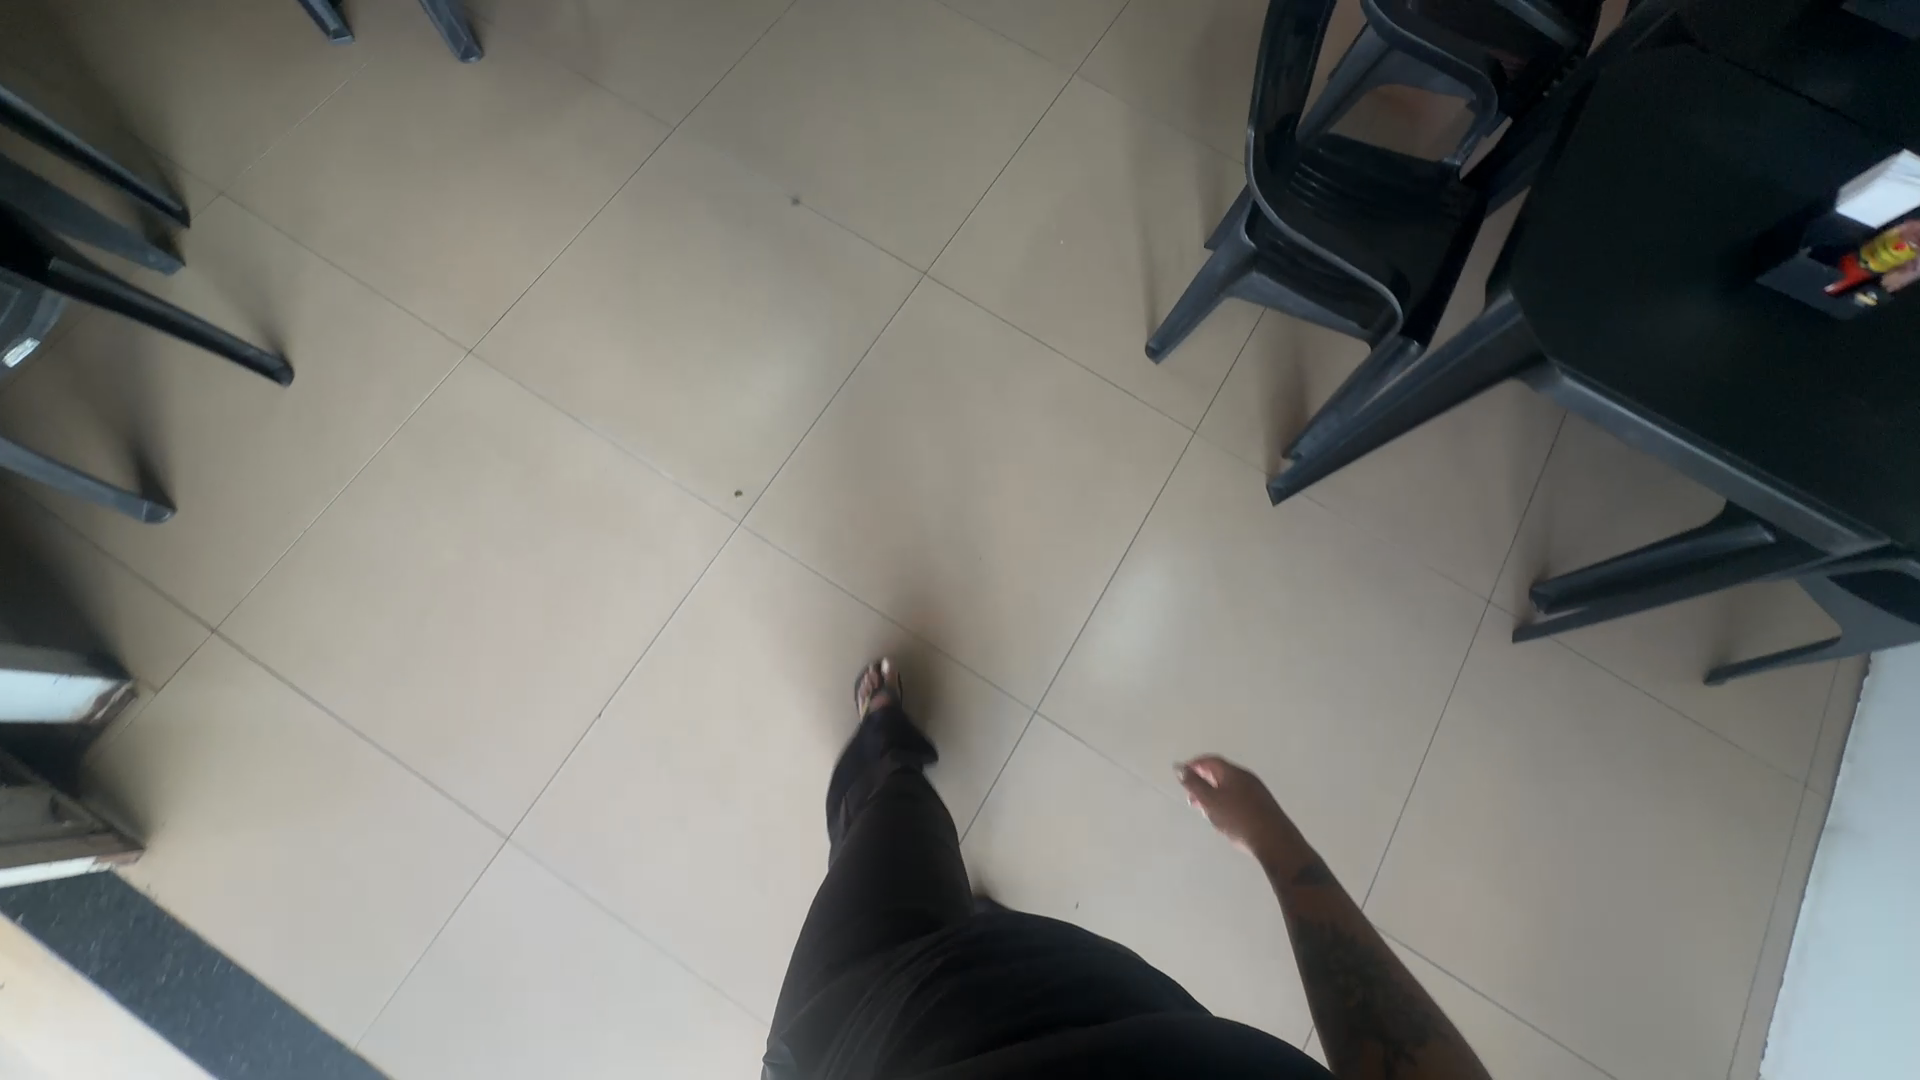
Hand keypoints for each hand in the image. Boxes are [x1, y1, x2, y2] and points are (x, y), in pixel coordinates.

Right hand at [1177, 755, 1292, 855]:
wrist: (1275, 842)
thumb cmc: (1238, 818)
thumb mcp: (1210, 800)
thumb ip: (1193, 783)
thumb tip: (1179, 766)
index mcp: (1233, 772)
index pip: (1210, 760)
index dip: (1194, 765)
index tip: (1182, 777)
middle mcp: (1246, 777)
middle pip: (1219, 774)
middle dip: (1202, 783)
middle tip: (1191, 798)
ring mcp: (1257, 792)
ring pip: (1229, 788)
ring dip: (1213, 795)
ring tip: (1205, 812)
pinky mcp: (1263, 807)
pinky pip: (1238, 798)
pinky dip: (1226, 803)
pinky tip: (1224, 819)